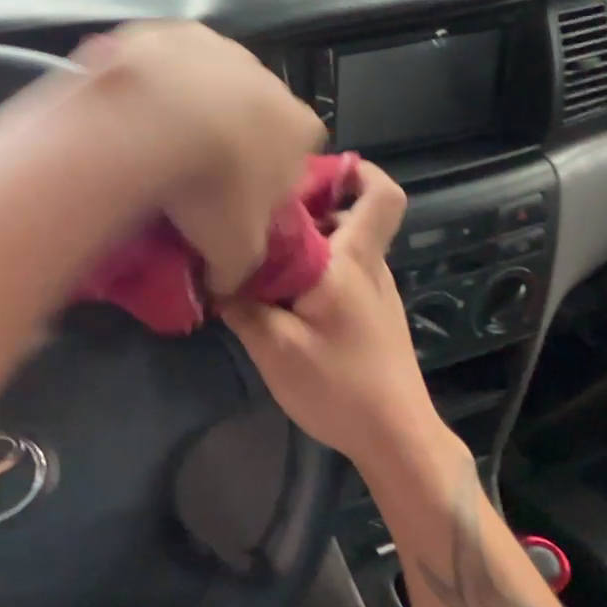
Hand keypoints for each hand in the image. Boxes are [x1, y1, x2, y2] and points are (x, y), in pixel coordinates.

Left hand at [74, 23, 325, 292]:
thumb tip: (222, 287)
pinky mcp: (169, 32)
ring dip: (191, 111)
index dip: (267, 184)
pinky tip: (132, 116)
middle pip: (255, 118)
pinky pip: (164, 65)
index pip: (295, 159)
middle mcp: (269, 81)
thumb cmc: (215, 189)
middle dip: (231, 144)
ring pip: (210, 87)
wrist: (157, 122)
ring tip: (157, 147)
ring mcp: (220, 48)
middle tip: (195, 177)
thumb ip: (237, 271)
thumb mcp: (235, 250)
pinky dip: (152, 86)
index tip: (236, 204)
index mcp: (301, 129)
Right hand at [221, 163, 450, 467]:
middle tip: (269, 208)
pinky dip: (319, 264)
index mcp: (350, 261)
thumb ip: (243, 306)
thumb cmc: (338, 389)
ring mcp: (378, 288)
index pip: (370, 192)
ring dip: (315, 234)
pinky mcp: (375, 311)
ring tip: (265, 250)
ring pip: (351, 237)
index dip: (338, 170)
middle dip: (323, 196)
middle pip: (365, 205)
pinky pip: (346, 267)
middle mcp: (371, 264)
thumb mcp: (276, 350)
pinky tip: (285, 292)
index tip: (287, 171)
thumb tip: (212, 277)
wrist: (395, 436)